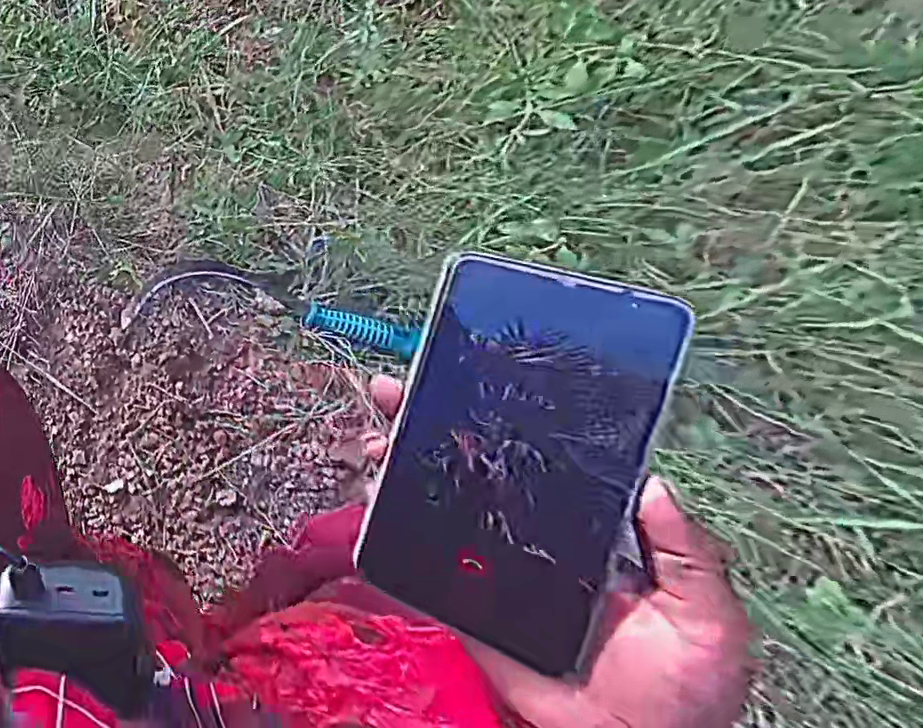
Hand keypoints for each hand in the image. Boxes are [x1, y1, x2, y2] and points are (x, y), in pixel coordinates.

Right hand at [361, 374, 754, 727]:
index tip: (457, 387)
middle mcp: (517, 528)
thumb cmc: (673, 692)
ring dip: (395, 458)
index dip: (487, 419)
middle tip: (391, 392)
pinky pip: (411, 541)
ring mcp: (478, 553)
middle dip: (420, 422)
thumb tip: (653, 484)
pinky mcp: (450, 583)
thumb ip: (689, 559)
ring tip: (377, 442)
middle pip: (461, 462)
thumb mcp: (705, 624)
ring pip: (428, 491)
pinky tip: (373, 489)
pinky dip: (383, 511)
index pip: (525, 458)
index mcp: (571, 524)